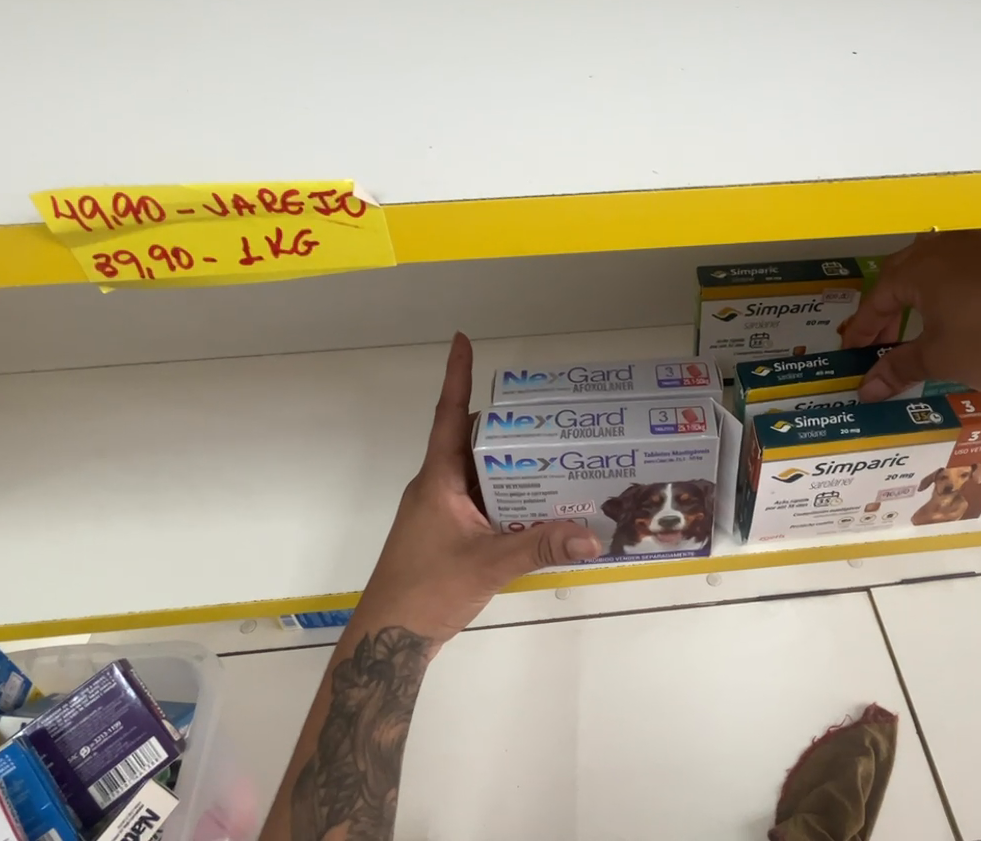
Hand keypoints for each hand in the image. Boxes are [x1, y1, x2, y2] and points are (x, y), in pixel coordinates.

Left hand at [352, 333, 601, 644]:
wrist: (388, 639)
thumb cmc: (427, 589)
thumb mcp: (489, 564)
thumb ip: (540, 545)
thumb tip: (592, 535)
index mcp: (438, 479)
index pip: (449, 415)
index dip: (457, 376)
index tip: (463, 340)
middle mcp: (438, 486)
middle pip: (472, 441)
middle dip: (507, 423)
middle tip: (548, 410)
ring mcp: (441, 510)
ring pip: (480, 472)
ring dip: (511, 462)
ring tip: (555, 451)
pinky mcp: (448, 532)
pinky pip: (482, 498)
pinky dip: (507, 493)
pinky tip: (538, 502)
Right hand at [840, 230, 980, 404]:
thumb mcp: (940, 359)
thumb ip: (897, 367)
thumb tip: (865, 390)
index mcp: (923, 265)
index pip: (879, 294)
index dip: (863, 327)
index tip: (851, 352)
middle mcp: (949, 245)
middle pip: (902, 272)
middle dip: (885, 307)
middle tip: (875, 342)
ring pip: (933, 264)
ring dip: (914, 293)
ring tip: (907, 325)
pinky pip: (962, 267)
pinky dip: (945, 288)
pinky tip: (949, 312)